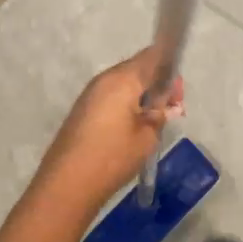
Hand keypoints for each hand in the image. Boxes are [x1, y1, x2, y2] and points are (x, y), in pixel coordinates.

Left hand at [37, 46, 184, 208]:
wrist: (65, 185)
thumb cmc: (112, 157)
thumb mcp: (147, 137)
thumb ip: (160, 115)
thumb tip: (164, 107)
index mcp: (123, 79)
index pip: (153, 56)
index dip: (171, 71)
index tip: (177, 97)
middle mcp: (105, 79)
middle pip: (139, 68)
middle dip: (157, 85)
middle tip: (170, 112)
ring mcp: (91, 93)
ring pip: (125, 83)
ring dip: (142, 96)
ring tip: (152, 123)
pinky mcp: (83, 110)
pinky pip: (112, 96)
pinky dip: (127, 104)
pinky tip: (133, 128)